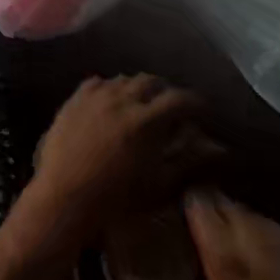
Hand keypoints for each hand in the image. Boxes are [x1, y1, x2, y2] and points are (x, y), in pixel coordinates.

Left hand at [16, 75, 205, 247]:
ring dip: (138, 88)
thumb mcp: (158, 184)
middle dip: (166, 91)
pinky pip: (98, 83)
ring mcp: (96, 97)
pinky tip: (111, 102)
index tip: (202, 109)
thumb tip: (216, 150)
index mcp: (147, 120)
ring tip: (141, 104)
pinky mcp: (74, 100)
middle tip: (170, 107)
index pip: (180, 98)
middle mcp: (122, 99)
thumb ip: (187, 162)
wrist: (64, 199)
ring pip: (124, 79)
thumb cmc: (115, 199)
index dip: (195, 102)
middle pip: (152, 81)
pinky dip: (110, 89)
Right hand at [178, 193, 279, 279]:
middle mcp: (256, 232)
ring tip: (214, 240)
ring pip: (245, 210)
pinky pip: (268, 227)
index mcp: (228, 251)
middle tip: (183, 225)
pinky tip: (250, 258)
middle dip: (201, 206)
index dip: (179, 199)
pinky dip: (253, 233)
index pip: (197, 199)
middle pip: (220, 198)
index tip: (164, 209)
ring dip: (228, 218)